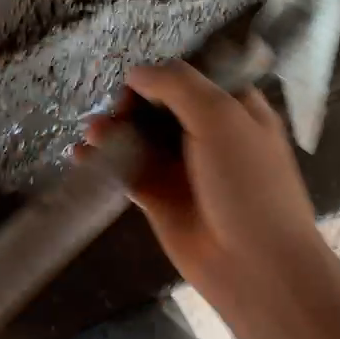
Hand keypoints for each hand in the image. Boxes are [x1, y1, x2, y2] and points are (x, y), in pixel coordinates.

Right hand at [86, 62, 326, 302]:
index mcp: (235, 107)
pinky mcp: (159, 197)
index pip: (193, 76)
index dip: (163, 74)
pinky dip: (104, 159)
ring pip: (140, 136)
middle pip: (161, 104)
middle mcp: (209, 132)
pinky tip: (82, 153)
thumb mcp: (221, 116)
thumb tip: (136, 73)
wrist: (257, 266)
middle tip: (119, 108)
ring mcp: (183, 166)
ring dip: (115, 127)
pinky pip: (126, 170)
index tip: (139, 80)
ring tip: (95, 130)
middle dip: (133, 101)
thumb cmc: (248, 181)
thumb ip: (177, 85)